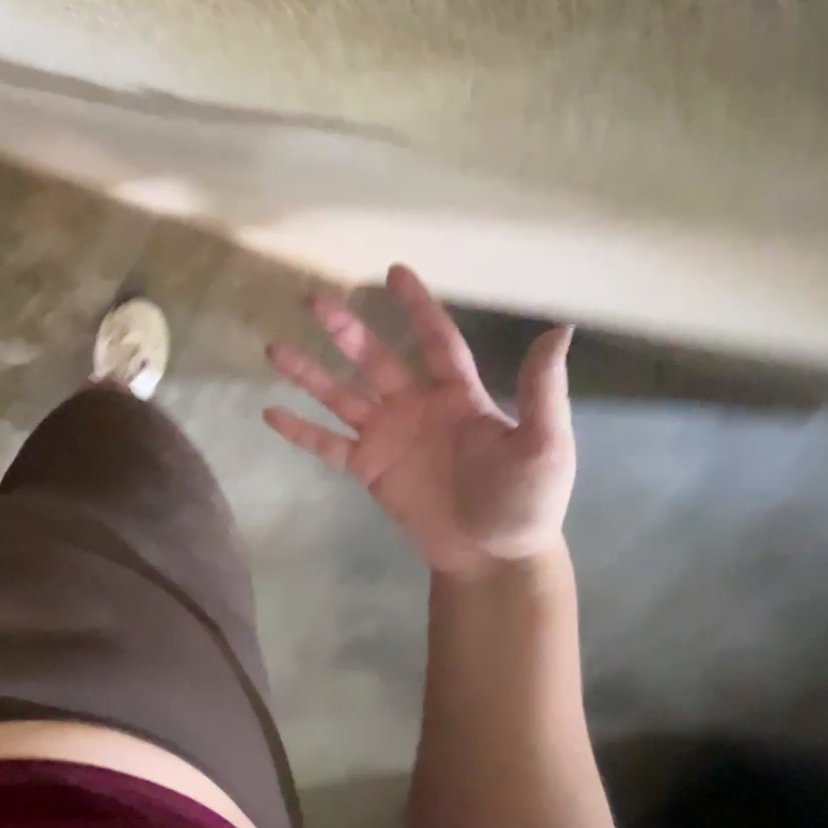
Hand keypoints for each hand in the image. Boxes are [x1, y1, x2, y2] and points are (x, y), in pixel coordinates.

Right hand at [263, 265, 576, 578]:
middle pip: (373, 360)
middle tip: (313, 300)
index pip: (435, 341)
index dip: (416, 307)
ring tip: (274, 350)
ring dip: (308, 373)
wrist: (492, 555)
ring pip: (338, 395)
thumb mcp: (546, 445)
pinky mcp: (366, 467)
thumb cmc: (526, 500)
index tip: (394, 271)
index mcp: (458, 396)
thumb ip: (542, 390)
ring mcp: (385, 436)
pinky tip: (270, 413)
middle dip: (344, 330)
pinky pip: (325, 444)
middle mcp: (414, 407)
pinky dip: (299, 430)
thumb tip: (558, 329)